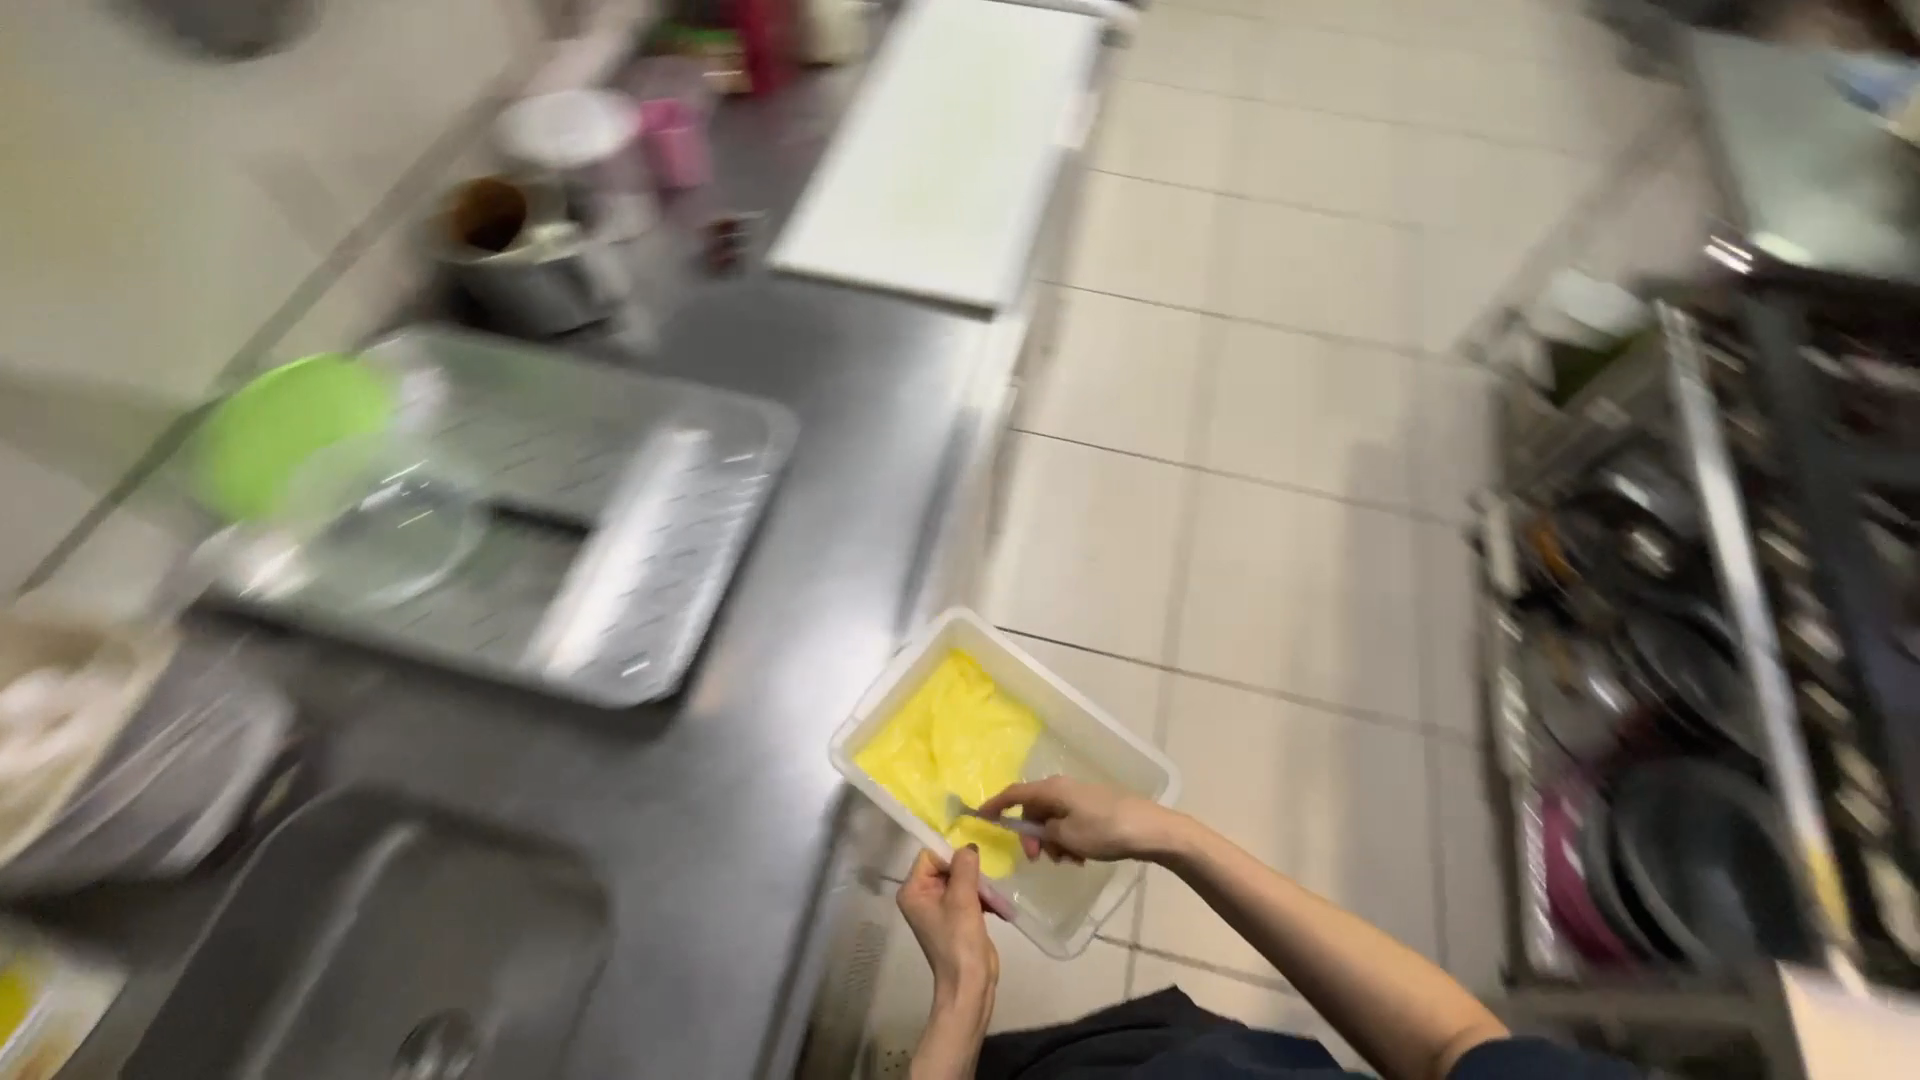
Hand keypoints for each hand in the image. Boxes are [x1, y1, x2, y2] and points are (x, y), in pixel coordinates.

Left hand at [896, 847, 998, 1010]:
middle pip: (945, 865)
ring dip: (978, 884)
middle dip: (967, 870)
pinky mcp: (956, 916)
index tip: (971, 865)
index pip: (930, 855)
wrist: (970, 984)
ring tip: (992, 894)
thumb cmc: (959, 940)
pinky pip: (967, 894)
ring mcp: (939, 907)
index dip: (951, 856)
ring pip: (960, 879)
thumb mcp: (962, 898)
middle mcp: (921, 896)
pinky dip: (981, 896)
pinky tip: (995, 905)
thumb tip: (969, 845)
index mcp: (912, 891)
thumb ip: (964, 866)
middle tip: (985, 879)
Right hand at [978, 776, 1180, 862]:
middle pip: (1034, 810)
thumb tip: (1039, 830)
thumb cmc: (1105, 830)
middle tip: (1039, 859)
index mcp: (1051, 790)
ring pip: (1052, 820)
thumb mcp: (1067, 836)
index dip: (995, 805)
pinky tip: (1082, 858)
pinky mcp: (1094, 808)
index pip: (1014, 794)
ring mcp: (1079, 797)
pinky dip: (1068, 840)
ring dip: (1053, 842)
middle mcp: (1062, 788)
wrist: (1150, 829)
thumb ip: (1045, 833)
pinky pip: (1069, 823)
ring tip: (1069, 861)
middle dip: (1032, 836)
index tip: (980, 817)